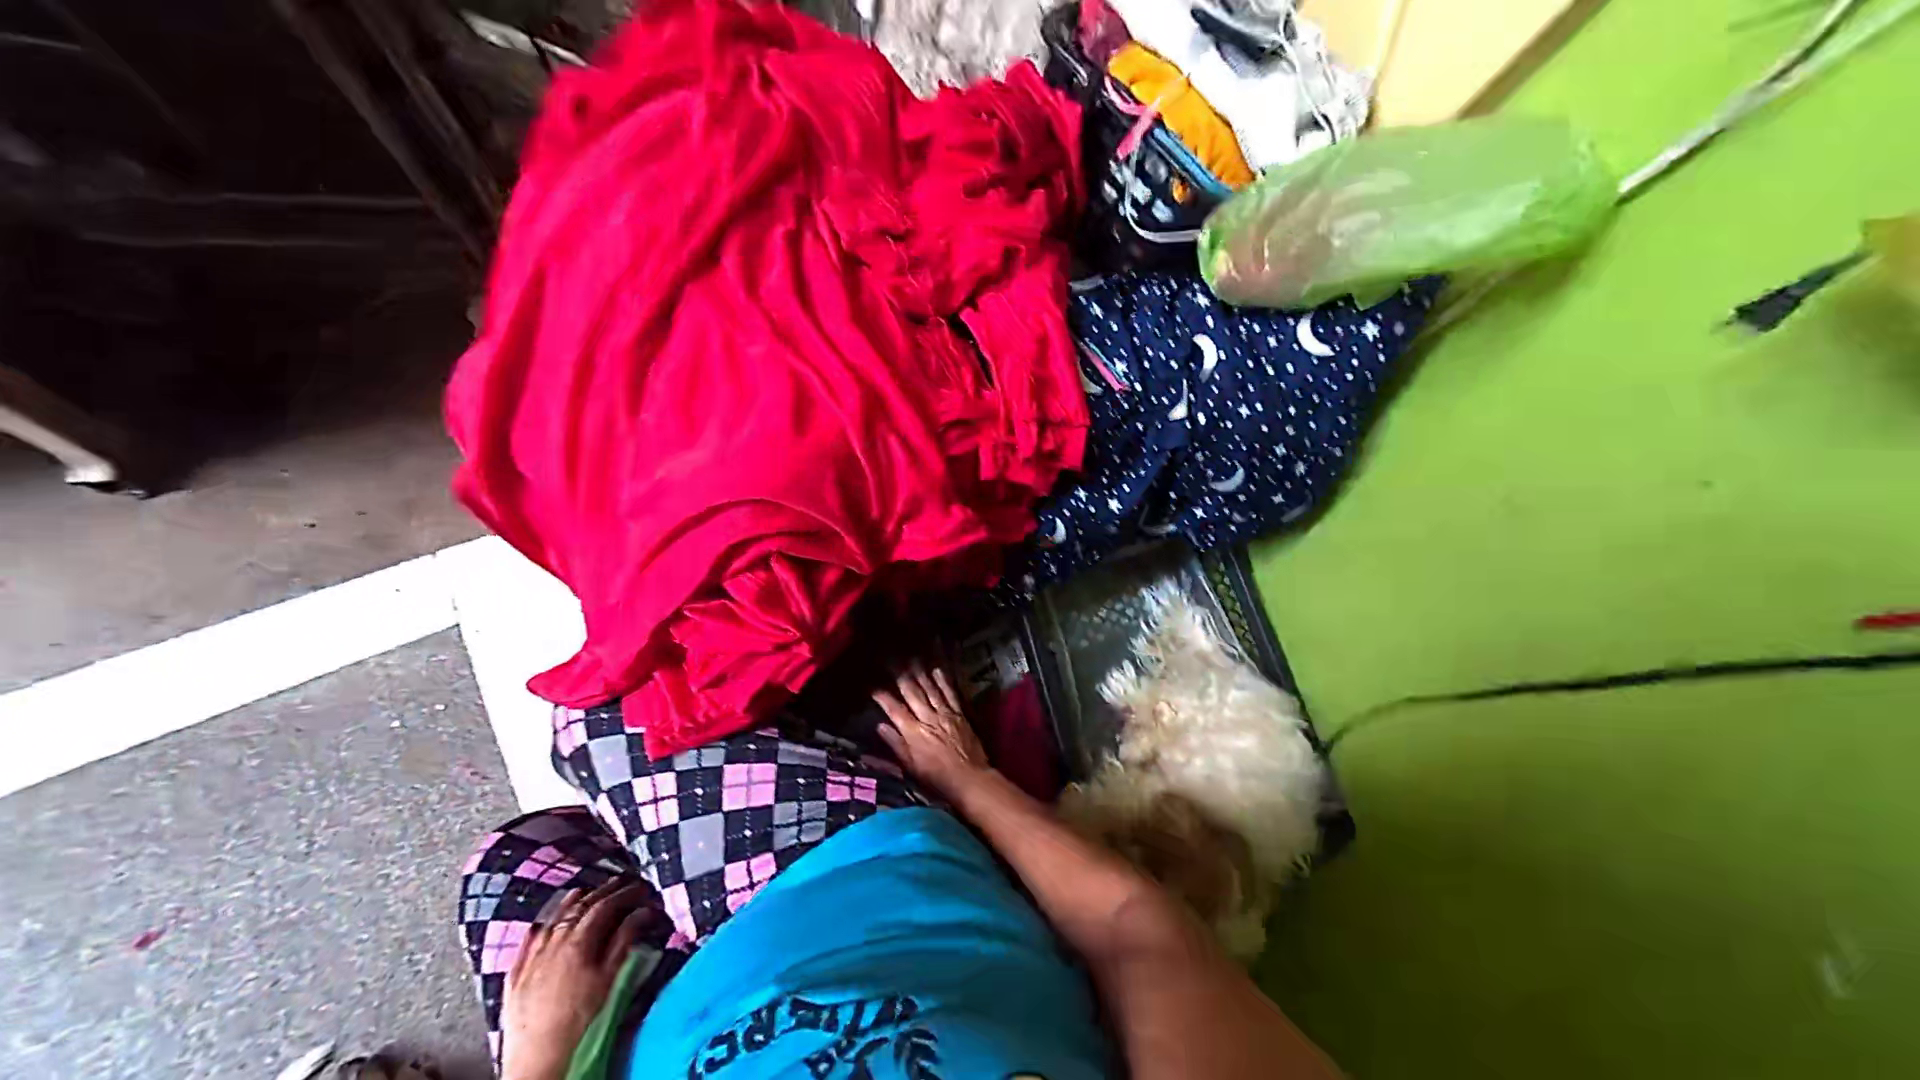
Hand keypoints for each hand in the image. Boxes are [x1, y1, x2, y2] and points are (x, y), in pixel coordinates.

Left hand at [499, 878, 663, 1079]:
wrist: (540, 1068)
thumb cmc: (582, 1027)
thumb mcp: (611, 983)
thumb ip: (625, 943)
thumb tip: (641, 914)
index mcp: (578, 944)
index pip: (605, 907)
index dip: (625, 894)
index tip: (641, 888)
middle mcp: (552, 946)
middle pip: (578, 908)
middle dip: (602, 893)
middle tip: (619, 884)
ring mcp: (530, 963)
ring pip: (551, 921)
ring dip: (570, 903)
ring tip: (583, 892)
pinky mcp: (514, 983)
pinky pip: (525, 946)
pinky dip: (538, 929)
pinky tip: (541, 923)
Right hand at [871, 662, 989, 794]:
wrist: (970, 778)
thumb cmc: (937, 778)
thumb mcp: (911, 766)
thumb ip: (896, 744)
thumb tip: (880, 726)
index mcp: (914, 733)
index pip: (895, 710)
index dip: (883, 697)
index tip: (874, 688)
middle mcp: (928, 718)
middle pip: (912, 693)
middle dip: (901, 677)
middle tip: (892, 662)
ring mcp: (945, 714)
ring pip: (930, 689)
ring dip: (920, 674)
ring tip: (912, 660)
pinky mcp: (959, 714)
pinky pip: (949, 693)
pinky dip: (943, 681)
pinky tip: (937, 671)